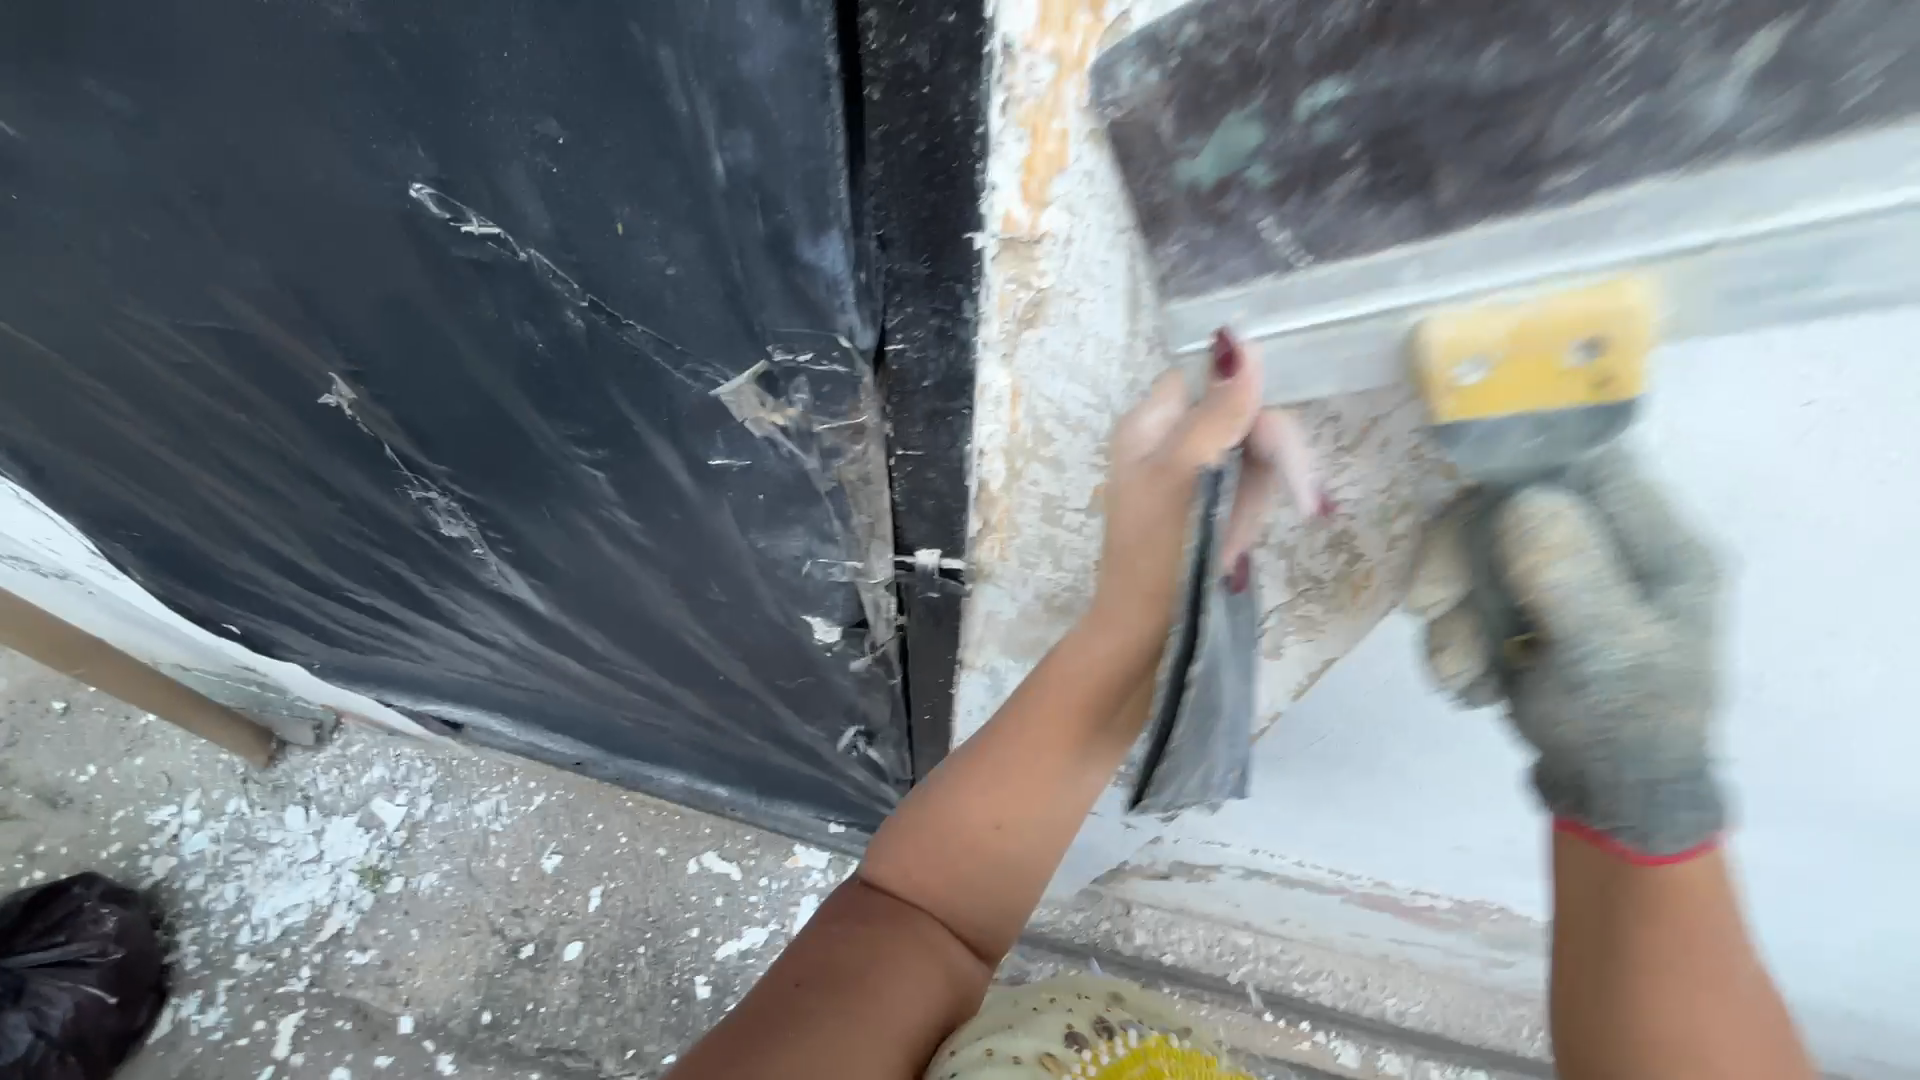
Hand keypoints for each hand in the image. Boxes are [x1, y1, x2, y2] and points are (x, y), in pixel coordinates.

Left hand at [1089, 331, 1290, 650]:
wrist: (1145, 630)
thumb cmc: (1155, 552)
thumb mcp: (1183, 476)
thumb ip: (1215, 412)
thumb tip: (1240, 341)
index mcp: (1149, 424)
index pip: (1210, 379)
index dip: (1248, 400)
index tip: (1277, 440)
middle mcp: (1168, 440)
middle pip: (1241, 416)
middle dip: (1271, 459)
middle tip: (1305, 502)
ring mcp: (1191, 472)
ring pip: (1253, 454)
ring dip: (1260, 496)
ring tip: (1236, 543)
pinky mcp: (1209, 503)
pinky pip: (1248, 488)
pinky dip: (1250, 515)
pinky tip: (1234, 548)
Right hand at [1407, 447, 1725, 858]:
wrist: (1609, 792)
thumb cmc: (1626, 725)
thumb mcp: (1607, 655)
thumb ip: (1571, 575)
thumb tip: (1522, 498)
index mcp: (1655, 543)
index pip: (1584, 458)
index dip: (1516, 459)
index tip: (1455, 486)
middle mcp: (1606, 545)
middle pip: (1506, 506)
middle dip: (1458, 559)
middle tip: (1427, 608)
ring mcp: (1558, 575)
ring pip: (1473, 556)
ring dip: (1451, 617)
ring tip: (1461, 678)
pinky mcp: (1520, 604)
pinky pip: (1462, 596)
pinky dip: (1452, 639)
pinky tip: (1470, 684)